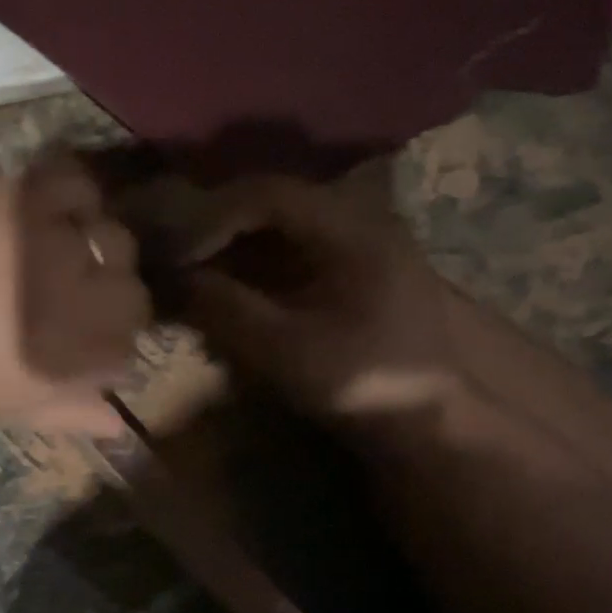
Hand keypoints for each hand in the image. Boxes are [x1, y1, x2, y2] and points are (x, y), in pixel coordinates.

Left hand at [0, 153, 149, 436]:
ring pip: (110, 237)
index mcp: (68, 362)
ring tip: (52, 252)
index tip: (82, 334)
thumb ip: (67, 413)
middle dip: (106, 293)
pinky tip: (45, 212)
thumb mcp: (0, 408)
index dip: (108, 338)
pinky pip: (75, 184)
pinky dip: (70, 195)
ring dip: (90, 246)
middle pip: (130, 288)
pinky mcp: (14, 199)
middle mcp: (71, 302)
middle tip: (65, 292)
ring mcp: (46, 245)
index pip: (131, 343)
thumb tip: (120, 419)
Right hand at [180, 176, 461, 421]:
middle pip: (271, 206)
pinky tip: (226, 299)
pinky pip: (290, 255)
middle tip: (173, 266)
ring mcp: (358, 248)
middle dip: (215, 233)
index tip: (175, 257)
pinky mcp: (353, 276)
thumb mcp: (284, 348)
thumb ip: (225, 307)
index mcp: (350, 228)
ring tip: (191, 284)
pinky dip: (250, 271)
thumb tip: (174, 278)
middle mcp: (357, 222)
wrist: (438, 418)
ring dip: (230, 252)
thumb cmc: (364, 380)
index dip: (211, 219)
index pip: (266, 194)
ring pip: (277, 231)